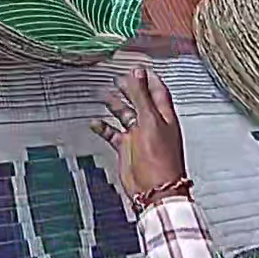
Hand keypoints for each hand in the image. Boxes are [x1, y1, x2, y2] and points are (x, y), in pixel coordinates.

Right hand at [90, 67, 186, 201]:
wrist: (154, 189)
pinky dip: (103, 127)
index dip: (148, 78)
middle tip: (118, 79)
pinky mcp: (127, 148)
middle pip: (140, 101)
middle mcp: (152, 124)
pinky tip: (95, 123)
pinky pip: (112, 133)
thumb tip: (138, 73)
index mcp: (163, 116)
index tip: (137, 68)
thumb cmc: (159, 159)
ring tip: (103, 95)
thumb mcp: (149, 121)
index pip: (157, 91)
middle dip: (129, 89)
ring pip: (125, 115)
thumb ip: (141, 96)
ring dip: (114, 105)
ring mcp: (139, 136)